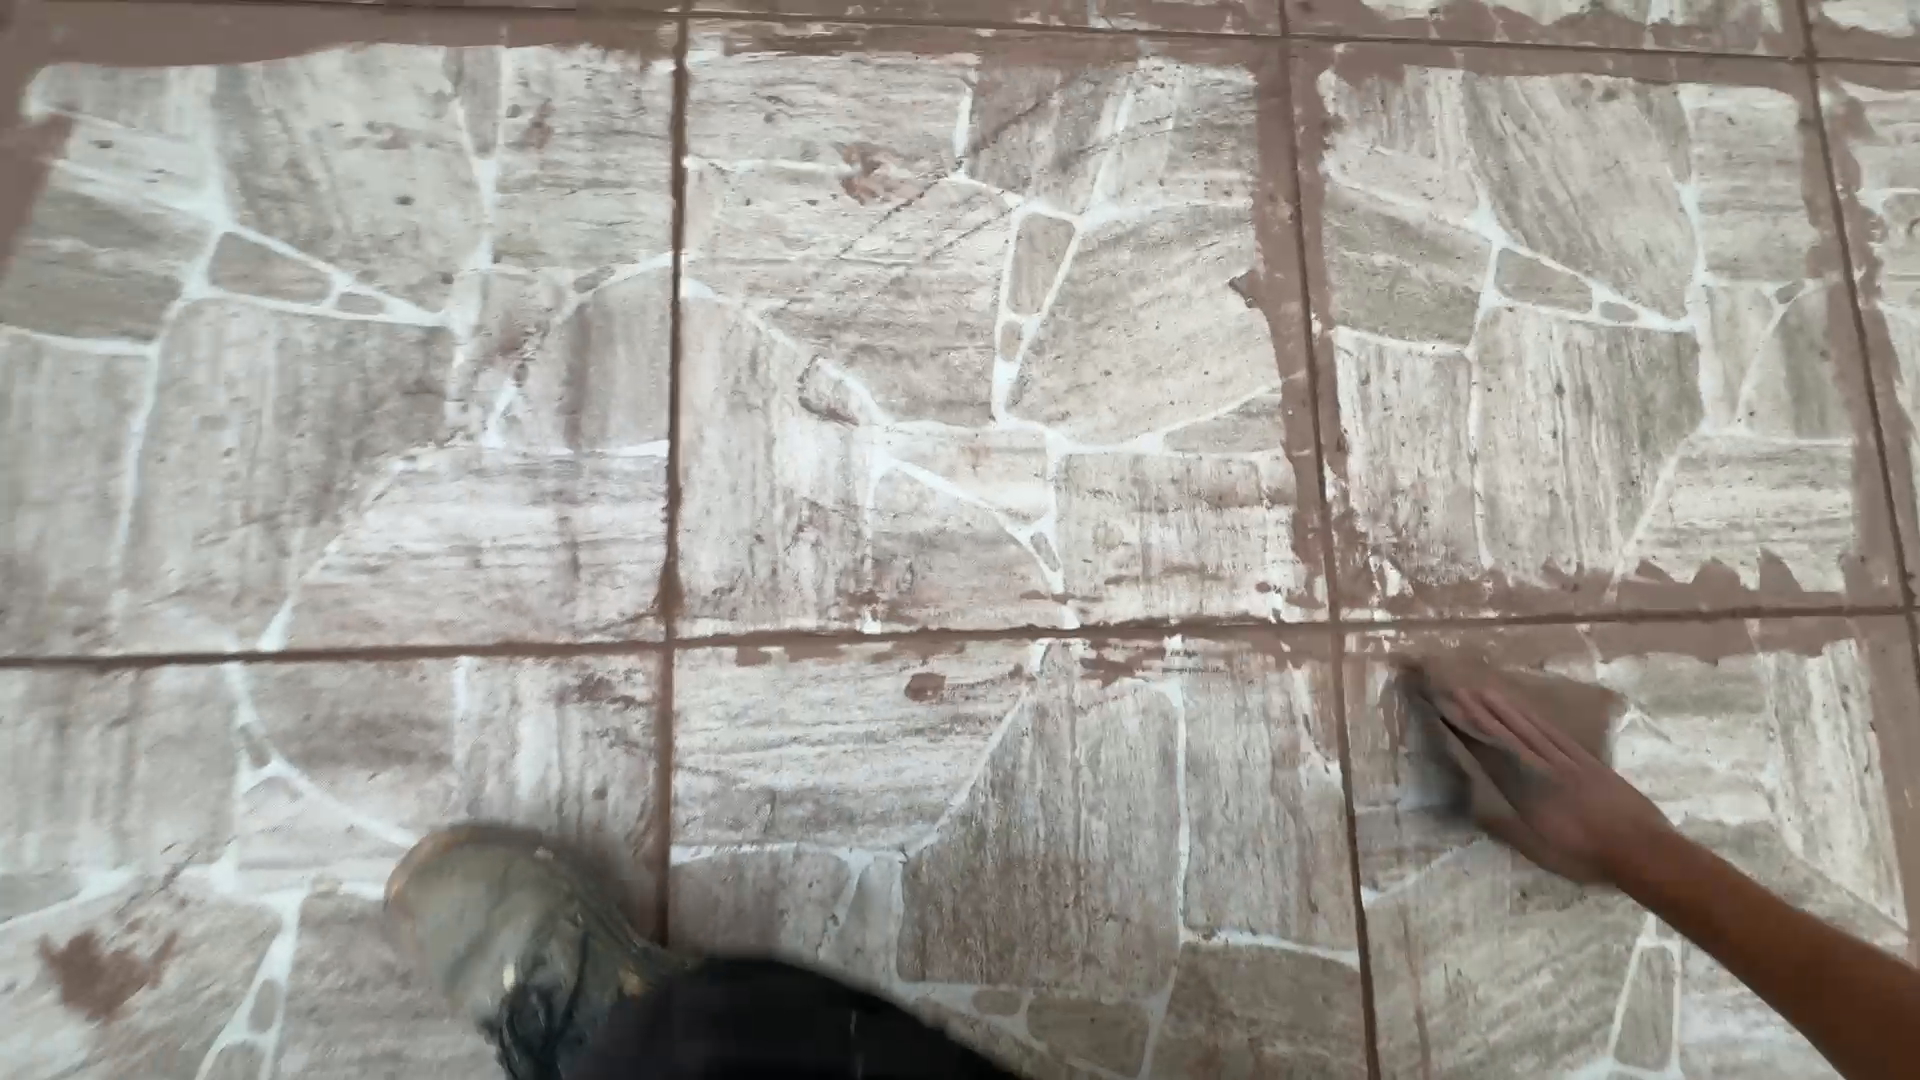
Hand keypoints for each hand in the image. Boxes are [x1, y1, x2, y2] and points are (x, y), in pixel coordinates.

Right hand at [1440, 683, 1674, 885]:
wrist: (1645, 853)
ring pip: (1531, 730)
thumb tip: (1472, 803)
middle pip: (1507, 734)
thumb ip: (1505, 826)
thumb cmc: (1586, 856)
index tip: (1449, 712)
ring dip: (1506, 710)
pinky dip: (1538, 720)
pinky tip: (1528, 712)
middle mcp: (1542, 769)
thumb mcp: (1540, 850)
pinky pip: (1557, 735)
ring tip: (1487, 692)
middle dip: (1481, 712)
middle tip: (1460, 691)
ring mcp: (1568, 763)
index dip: (1467, 731)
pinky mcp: (1589, 763)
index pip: (1488, 753)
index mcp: (1526, 790)